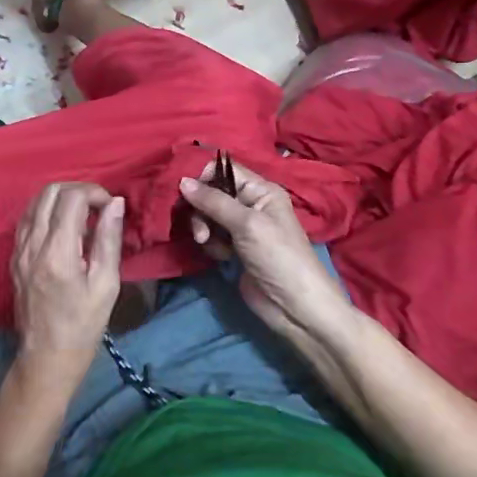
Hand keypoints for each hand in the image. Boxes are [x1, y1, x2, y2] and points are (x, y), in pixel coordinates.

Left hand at [11, 183, 124, 394]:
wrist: (47, 357)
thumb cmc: (84, 324)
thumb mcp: (106, 284)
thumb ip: (109, 239)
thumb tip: (116, 203)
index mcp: (57, 252)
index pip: (72, 198)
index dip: (95, 193)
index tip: (111, 208)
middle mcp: (33, 245)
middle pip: (50, 191)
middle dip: (78, 189)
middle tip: (98, 207)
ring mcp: (19, 250)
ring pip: (35, 201)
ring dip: (61, 197)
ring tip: (83, 214)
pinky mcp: (14, 257)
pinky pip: (28, 219)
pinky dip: (47, 211)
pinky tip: (63, 227)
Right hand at [178, 158, 352, 340]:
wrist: (294, 306)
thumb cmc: (277, 256)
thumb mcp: (247, 223)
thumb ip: (214, 201)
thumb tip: (182, 181)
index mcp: (262, 190)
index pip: (226, 170)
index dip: (205, 178)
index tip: (187, 192)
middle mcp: (252, 204)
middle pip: (214, 194)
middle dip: (201, 208)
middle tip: (201, 231)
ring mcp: (243, 229)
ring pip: (210, 216)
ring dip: (204, 228)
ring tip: (207, 244)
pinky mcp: (236, 250)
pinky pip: (214, 237)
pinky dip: (211, 244)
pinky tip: (219, 257)